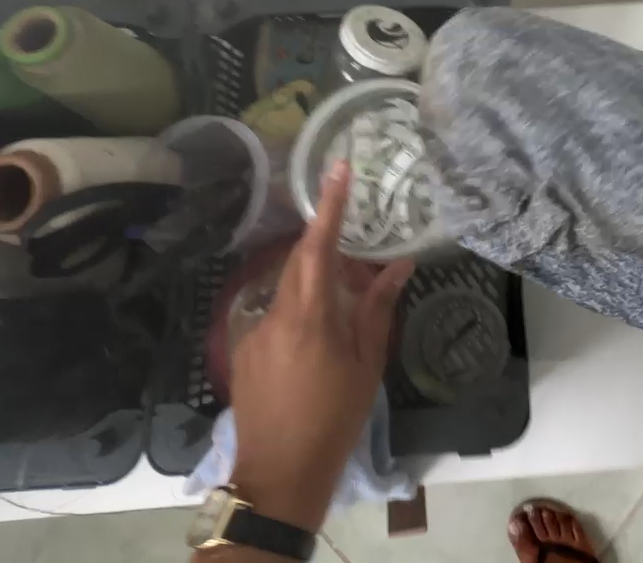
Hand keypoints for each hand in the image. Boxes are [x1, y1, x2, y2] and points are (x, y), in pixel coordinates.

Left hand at [225, 161, 414, 529]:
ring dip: (316, 284)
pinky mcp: (243, 350)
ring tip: (346, 304)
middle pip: (299, 261)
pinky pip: (276, 313)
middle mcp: (274, 314)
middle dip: (326, 244)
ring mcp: (253, 332)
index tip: (337, 168)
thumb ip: (379, 307)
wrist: (280, 474)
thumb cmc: (335, 417)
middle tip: (358, 249)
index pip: (318, 246)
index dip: (329, 205)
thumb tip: (399, 264)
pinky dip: (300, 310)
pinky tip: (318, 341)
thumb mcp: (367, 363)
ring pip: (288, 288)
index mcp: (309, 316)